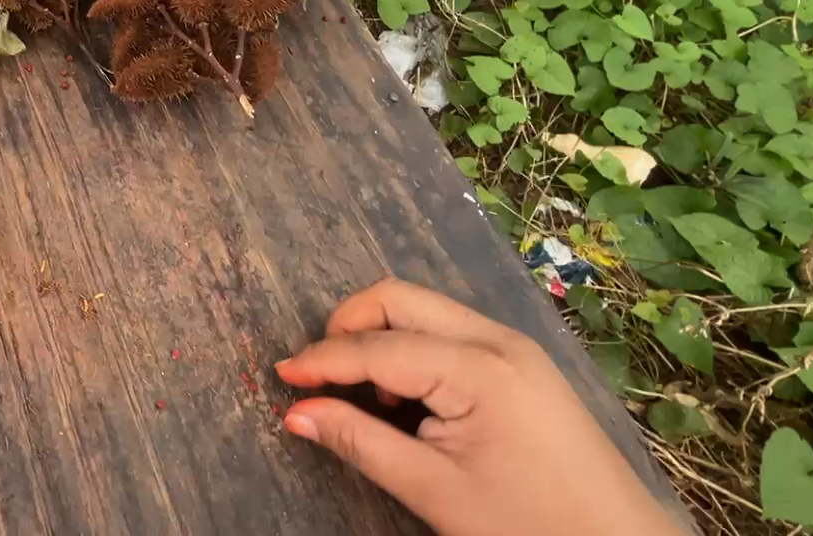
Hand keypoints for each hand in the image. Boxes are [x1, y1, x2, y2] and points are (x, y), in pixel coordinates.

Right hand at [276, 279, 682, 535]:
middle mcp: (495, 339)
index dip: (322, 360)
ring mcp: (512, 346)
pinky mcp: (520, 362)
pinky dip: (410, 348)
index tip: (280, 375)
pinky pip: (445, 331)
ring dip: (378, 336)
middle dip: (348, 326)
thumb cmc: (532, 532)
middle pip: (396, 300)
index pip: (377, 348)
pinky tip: (408, 398)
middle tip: (323, 372)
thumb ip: (359, 442)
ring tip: (365, 391)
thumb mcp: (436, 492)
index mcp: (479, 369)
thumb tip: (293, 413)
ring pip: (419, 310)